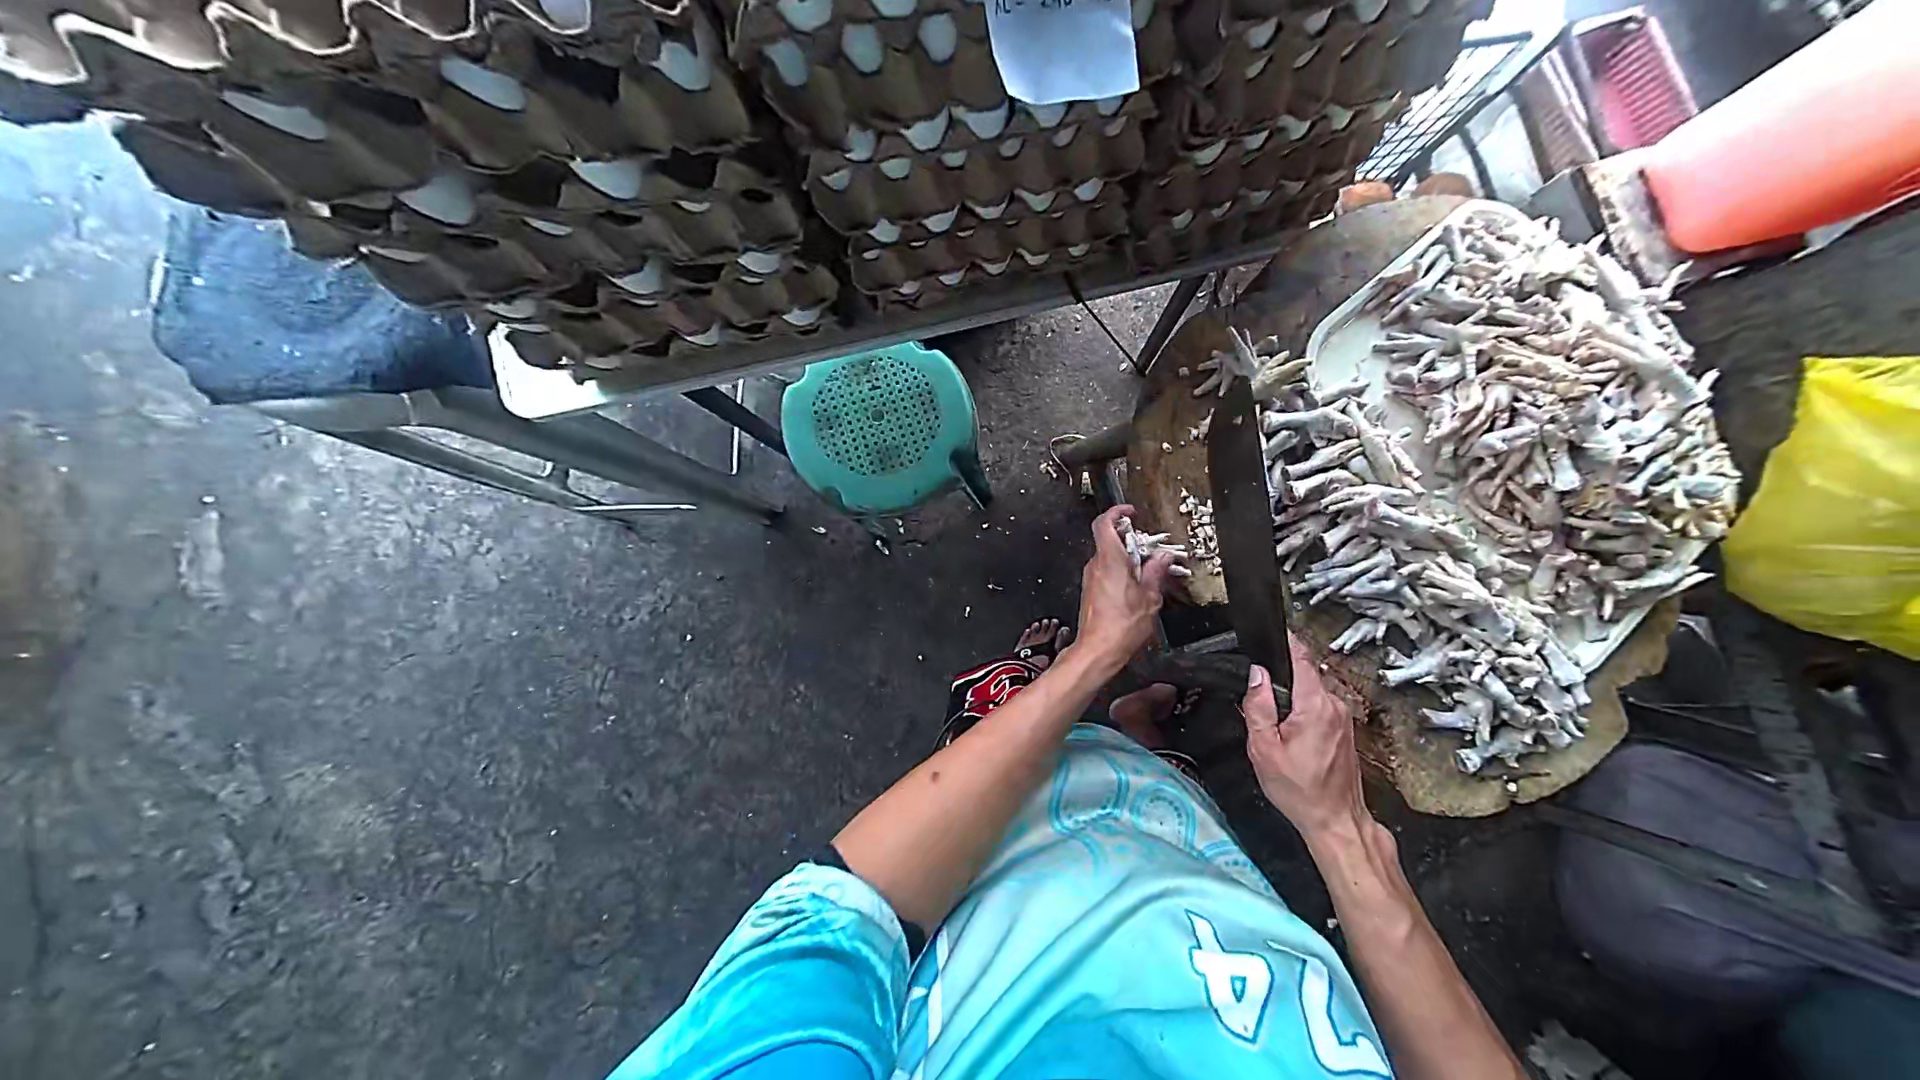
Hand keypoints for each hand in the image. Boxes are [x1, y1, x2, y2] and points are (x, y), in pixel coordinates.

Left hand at [1073, 504, 1174, 670]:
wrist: (1097, 650)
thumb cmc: (1119, 628)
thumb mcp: (1149, 598)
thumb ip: (1156, 572)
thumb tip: (1163, 558)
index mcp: (1110, 561)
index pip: (1104, 523)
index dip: (1117, 512)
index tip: (1130, 512)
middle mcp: (1096, 566)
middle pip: (1109, 540)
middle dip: (1131, 540)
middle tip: (1150, 549)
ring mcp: (1091, 578)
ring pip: (1108, 556)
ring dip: (1127, 558)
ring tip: (1147, 572)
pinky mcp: (1091, 590)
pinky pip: (1105, 571)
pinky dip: (1120, 571)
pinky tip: (1135, 586)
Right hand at [1243, 635, 1371, 843]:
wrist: (1335, 821)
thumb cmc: (1300, 790)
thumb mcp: (1263, 747)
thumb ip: (1258, 705)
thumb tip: (1257, 674)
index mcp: (1315, 706)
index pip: (1301, 658)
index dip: (1286, 642)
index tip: (1274, 632)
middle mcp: (1335, 706)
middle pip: (1303, 674)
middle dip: (1280, 681)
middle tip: (1260, 704)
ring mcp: (1344, 718)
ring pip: (1310, 691)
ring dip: (1291, 700)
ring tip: (1275, 728)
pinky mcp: (1345, 729)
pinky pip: (1318, 706)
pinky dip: (1301, 712)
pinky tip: (1291, 737)